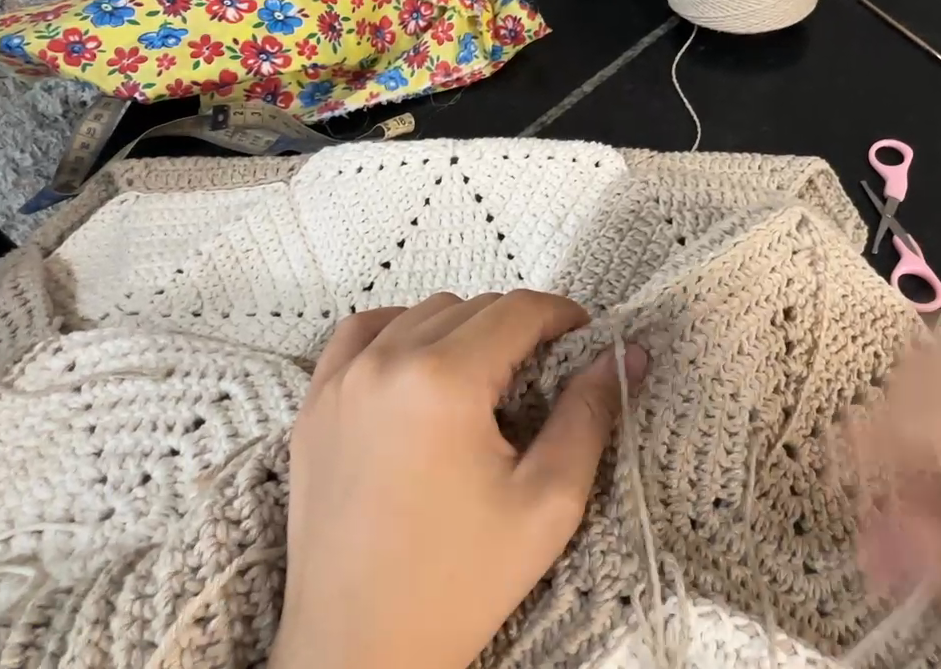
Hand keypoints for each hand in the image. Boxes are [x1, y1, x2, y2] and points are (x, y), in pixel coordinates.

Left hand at [273, 291, 646, 668]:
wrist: (358, 652)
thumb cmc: (461, 583)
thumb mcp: (549, 501)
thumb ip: (590, 414)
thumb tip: (625, 353)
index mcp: (445, 382)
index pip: (518, 310)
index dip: (563, 315)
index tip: (585, 340)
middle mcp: (386, 363)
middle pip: (474, 306)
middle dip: (519, 328)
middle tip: (543, 374)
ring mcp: (341, 381)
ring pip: (422, 312)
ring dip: (464, 329)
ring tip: (485, 379)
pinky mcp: (314, 405)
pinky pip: (361, 332)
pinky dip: (398, 331)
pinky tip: (419, 366)